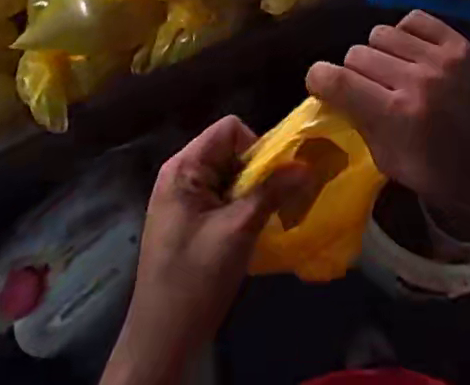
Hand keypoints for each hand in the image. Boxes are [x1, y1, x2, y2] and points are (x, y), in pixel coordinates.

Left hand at [105, 117, 305, 384]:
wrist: (161, 340)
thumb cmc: (195, 279)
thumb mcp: (238, 231)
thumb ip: (272, 192)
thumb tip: (307, 166)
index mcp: (183, 168)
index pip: (229, 129)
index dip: (255, 147)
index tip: (269, 180)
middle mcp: (181, 174)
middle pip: (231, 150)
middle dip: (257, 172)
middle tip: (271, 202)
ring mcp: (184, 198)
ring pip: (230, 175)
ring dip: (252, 192)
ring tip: (261, 220)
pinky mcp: (190, 220)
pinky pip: (223, 196)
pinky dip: (242, 207)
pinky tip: (249, 231)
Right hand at [306, 11, 469, 221]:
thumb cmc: (441, 174)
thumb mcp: (389, 162)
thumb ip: (359, 122)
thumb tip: (334, 93)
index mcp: (397, 115)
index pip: (338, 79)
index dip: (319, 79)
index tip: (320, 85)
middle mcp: (417, 80)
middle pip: (356, 53)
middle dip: (353, 72)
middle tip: (367, 89)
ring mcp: (441, 58)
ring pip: (381, 33)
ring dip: (378, 53)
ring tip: (392, 71)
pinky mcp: (459, 44)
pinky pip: (413, 20)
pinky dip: (405, 34)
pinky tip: (411, 54)